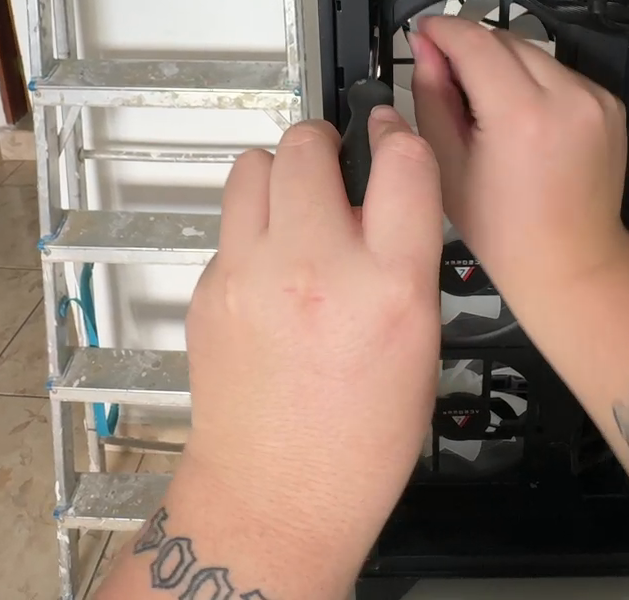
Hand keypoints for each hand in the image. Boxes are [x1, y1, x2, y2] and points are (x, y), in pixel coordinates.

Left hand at [175, 112, 442, 587]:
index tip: (388, 132)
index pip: (403, 162)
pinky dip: (254, 227)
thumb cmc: (359, 436)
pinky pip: (232, 221)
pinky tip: (269, 266)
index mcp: (388, 285)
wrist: (275, 495)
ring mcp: (249, 274)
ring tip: (295, 208)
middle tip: (334, 169)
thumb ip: (404, 252)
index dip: (397, 135)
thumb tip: (382, 189)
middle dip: (326, 144)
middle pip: (308, 143)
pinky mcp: (208, 287)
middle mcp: (314, 267)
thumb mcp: (420, 340)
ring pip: (254, 164)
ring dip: (280, 172)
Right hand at [411, 14, 628, 297]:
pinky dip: (532, 80)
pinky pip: (558, 72)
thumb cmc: (504, 230)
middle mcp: (567, 98)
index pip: (475, 43)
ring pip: (532, 52)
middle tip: (446, 77)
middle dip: (469, 48)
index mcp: (522, 116)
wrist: (571, 261)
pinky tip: (518, 116)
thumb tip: (425, 48)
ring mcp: (595, 98)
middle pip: (504, 40)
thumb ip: (432, 96)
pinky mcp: (608, 103)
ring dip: (500, 63)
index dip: (443, 29)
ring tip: (482, 105)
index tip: (425, 32)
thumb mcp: (447, 165)